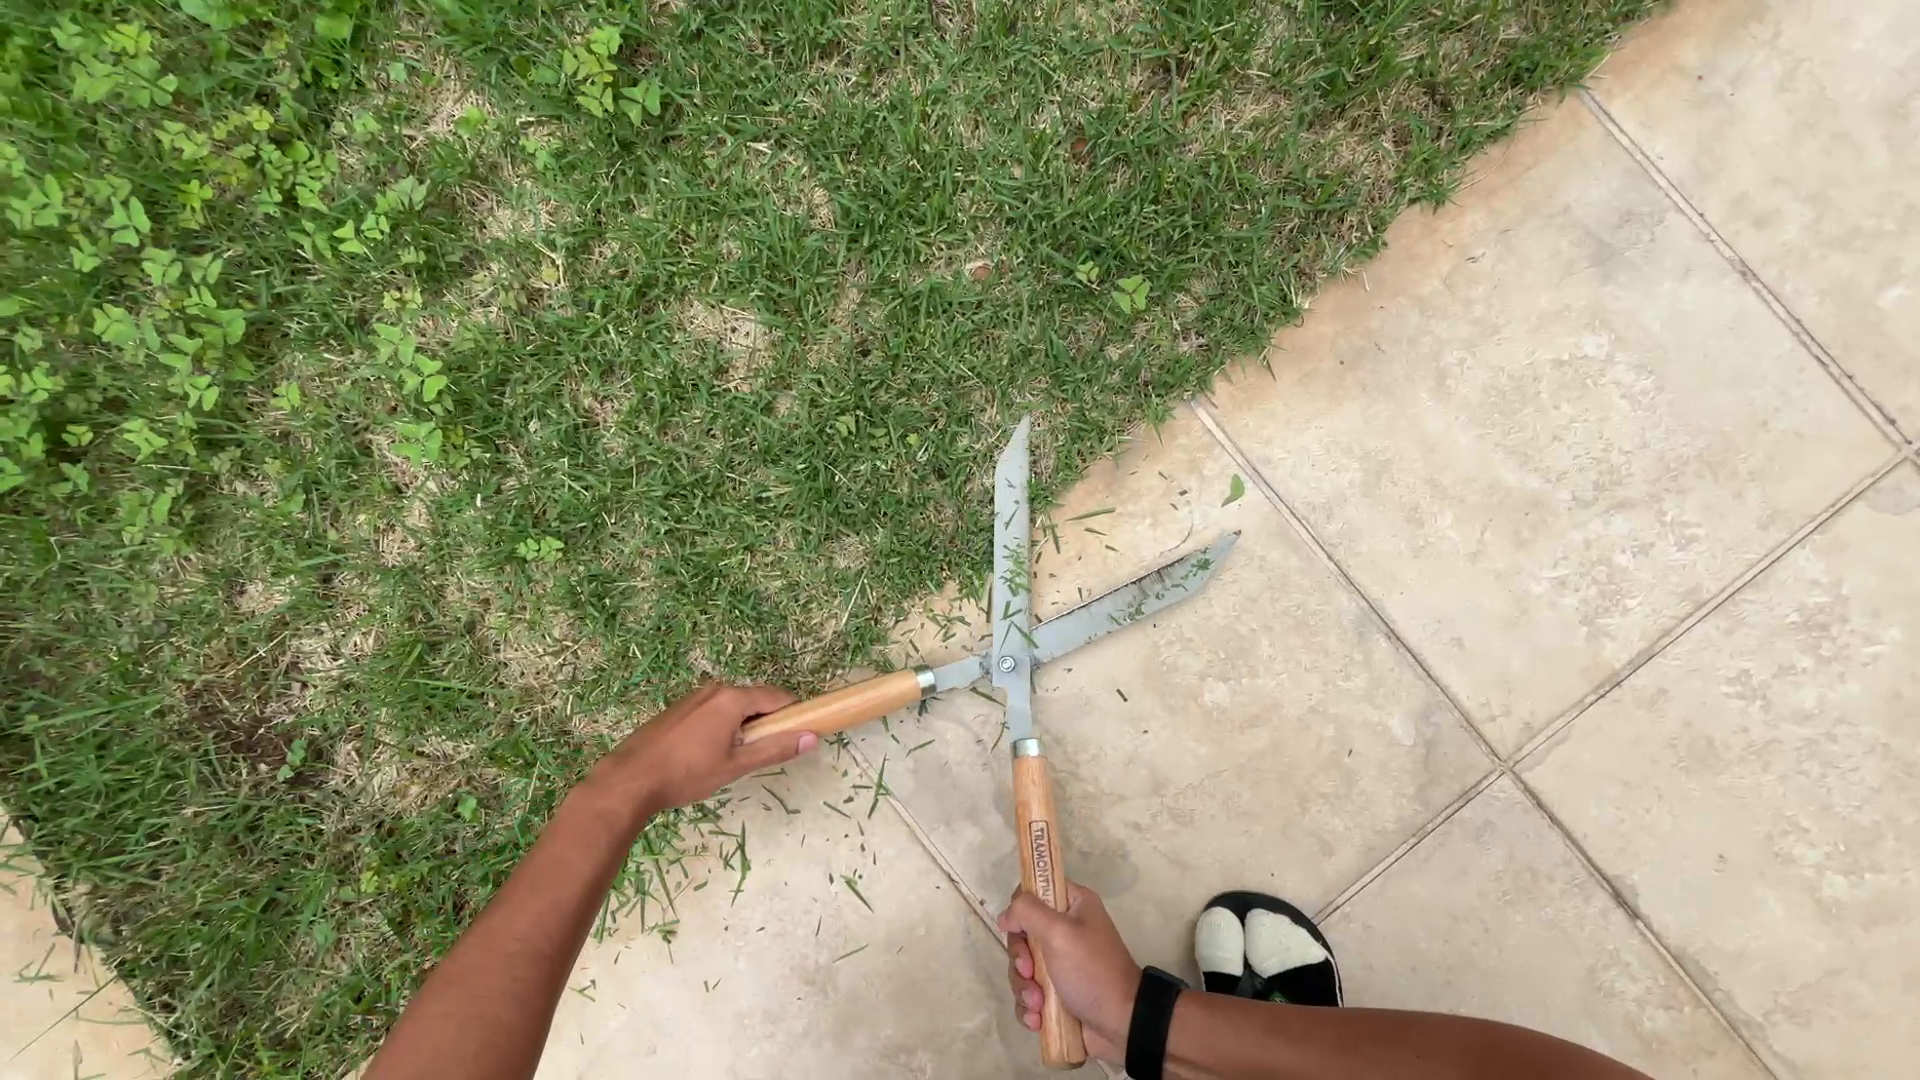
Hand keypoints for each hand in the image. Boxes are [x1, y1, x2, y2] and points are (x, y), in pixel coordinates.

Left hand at [585, 682, 816, 818]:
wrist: (628, 780)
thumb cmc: (687, 774)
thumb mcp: (736, 766)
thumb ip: (774, 749)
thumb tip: (812, 737)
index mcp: (732, 698)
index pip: (777, 697)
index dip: (792, 714)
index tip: (799, 734)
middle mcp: (715, 689)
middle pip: (755, 700)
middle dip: (765, 722)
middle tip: (762, 753)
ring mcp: (694, 697)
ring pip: (732, 706)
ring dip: (742, 726)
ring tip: (732, 757)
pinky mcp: (679, 709)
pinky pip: (713, 711)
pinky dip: (721, 726)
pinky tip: (707, 753)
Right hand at [998, 882, 1141, 1064]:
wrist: (1122, 1025)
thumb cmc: (1092, 971)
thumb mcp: (1059, 933)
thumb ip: (1027, 912)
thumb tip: (1005, 916)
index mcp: (1072, 904)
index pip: (1033, 891)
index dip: (1019, 910)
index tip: (1016, 930)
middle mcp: (1065, 928)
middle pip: (1022, 933)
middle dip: (1020, 959)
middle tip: (1029, 973)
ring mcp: (1060, 962)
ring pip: (1023, 966)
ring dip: (1024, 987)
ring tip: (1037, 1005)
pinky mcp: (1056, 992)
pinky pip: (1029, 992)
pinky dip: (1029, 1006)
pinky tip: (1037, 1019)